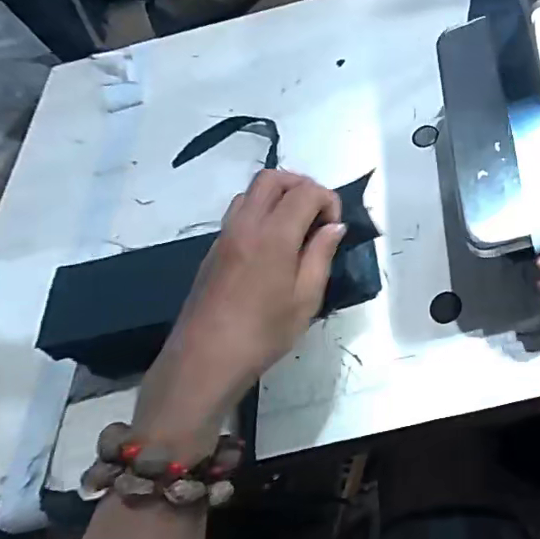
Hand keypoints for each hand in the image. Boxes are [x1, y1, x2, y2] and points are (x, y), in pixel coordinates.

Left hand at [133, 170, 344, 457]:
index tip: (335, 227)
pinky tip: (275, 245)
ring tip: (298, 227)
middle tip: (318, 215)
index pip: (305, 192)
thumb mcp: (306, 299)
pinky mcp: (213, 250)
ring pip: (252, 192)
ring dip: (279, 196)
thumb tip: (333, 228)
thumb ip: (321, 255)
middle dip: (302, 186)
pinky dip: (262, 212)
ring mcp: (224, 235)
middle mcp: (246, 225)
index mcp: (273, 236)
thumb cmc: (263, 334)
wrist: (204, 360)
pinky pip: (239, 212)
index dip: (328, 200)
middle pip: (273, 178)